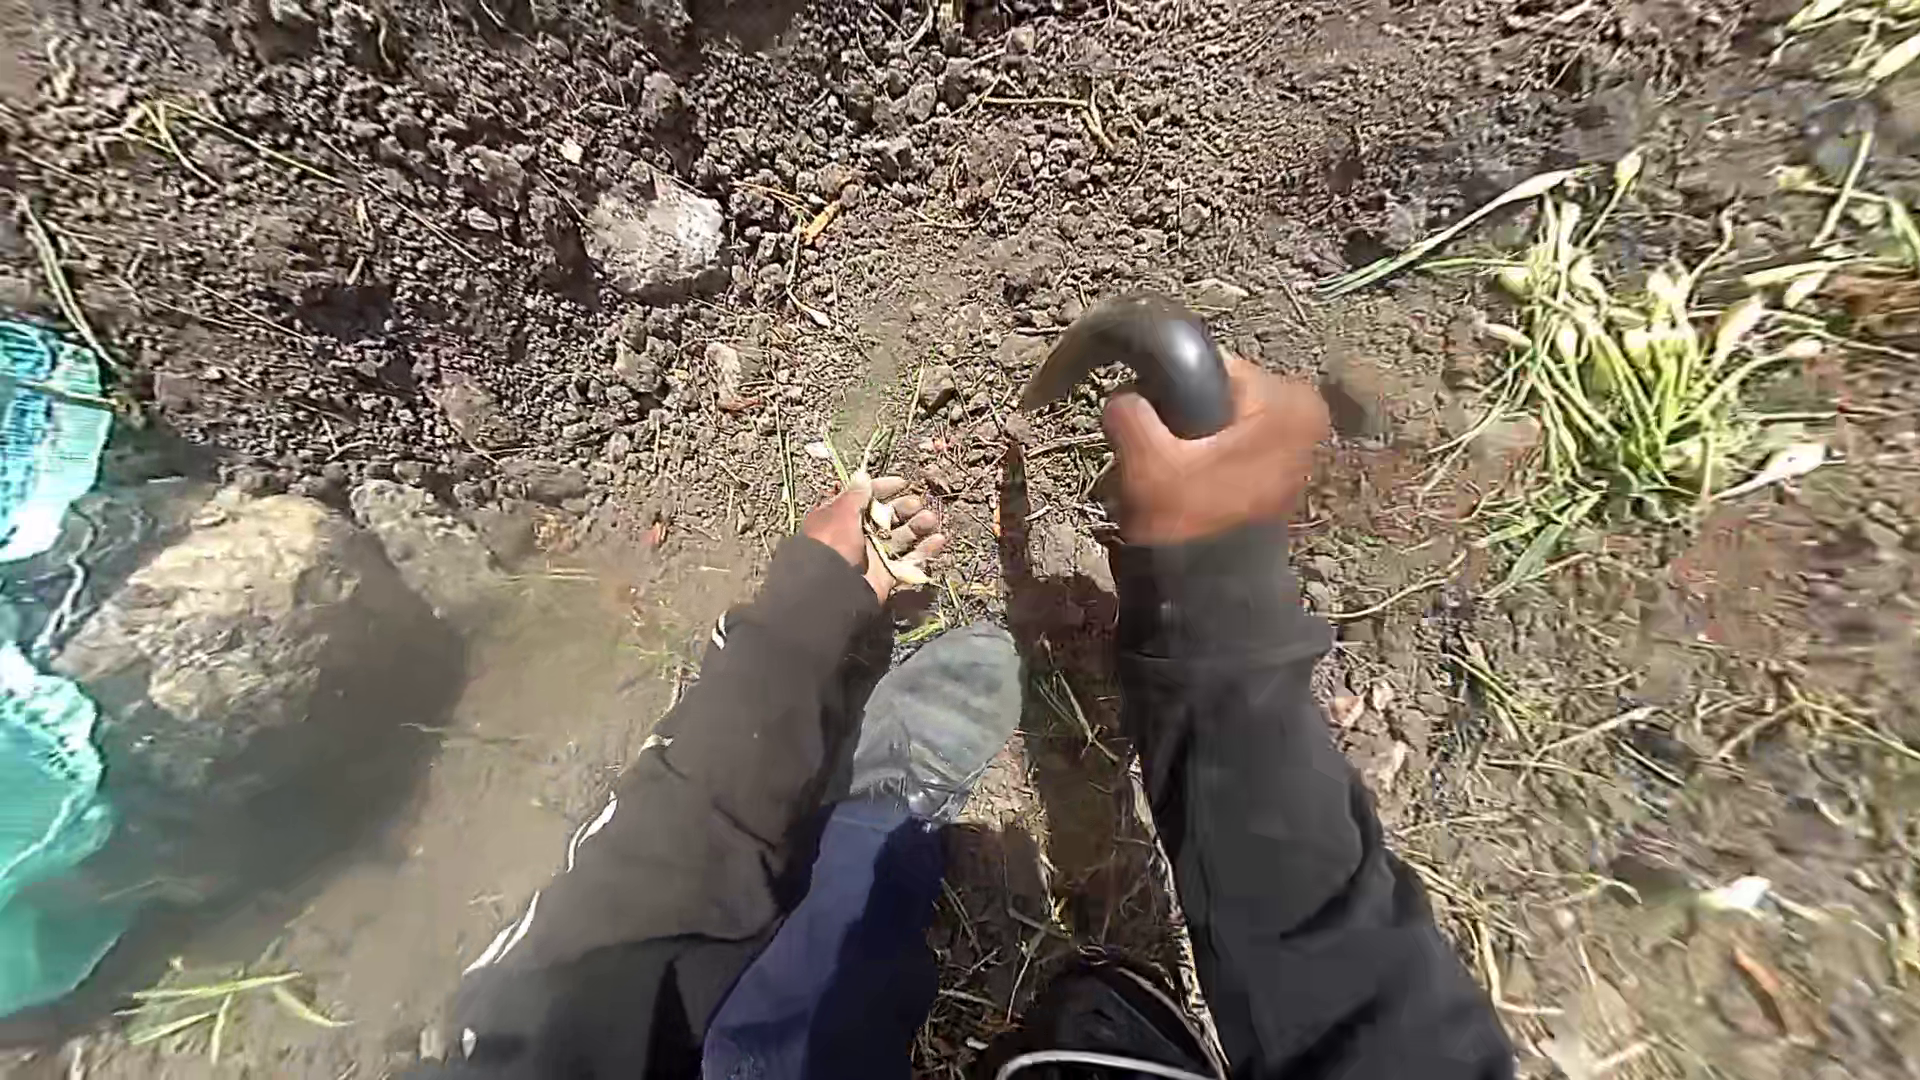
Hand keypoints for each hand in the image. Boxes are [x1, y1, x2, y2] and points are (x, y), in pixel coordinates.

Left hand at [802, 473, 945, 601]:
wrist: (831, 590)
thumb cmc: (833, 545)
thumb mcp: (840, 514)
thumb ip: (856, 496)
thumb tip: (863, 476)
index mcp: (842, 519)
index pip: (865, 498)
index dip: (884, 488)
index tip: (903, 483)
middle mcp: (858, 536)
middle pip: (887, 517)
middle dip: (904, 508)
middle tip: (918, 504)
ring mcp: (873, 556)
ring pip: (901, 537)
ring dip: (918, 527)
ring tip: (931, 519)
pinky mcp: (886, 574)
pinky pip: (909, 561)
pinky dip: (925, 550)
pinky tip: (939, 539)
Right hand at [1101, 353, 1329, 545]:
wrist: (1207, 590)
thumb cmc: (1187, 521)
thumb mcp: (1147, 462)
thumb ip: (1130, 413)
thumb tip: (1123, 398)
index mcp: (1286, 403)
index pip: (1212, 366)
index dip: (1170, 392)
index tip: (1151, 423)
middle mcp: (1304, 416)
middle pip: (1218, 392)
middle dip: (1182, 417)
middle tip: (1163, 454)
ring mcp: (1298, 446)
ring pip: (1221, 419)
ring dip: (1192, 439)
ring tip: (1174, 472)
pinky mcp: (1282, 470)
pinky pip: (1233, 442)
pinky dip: (1208, 455)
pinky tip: (1190, 482)